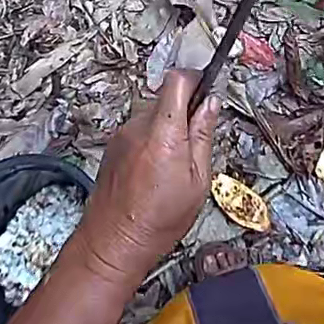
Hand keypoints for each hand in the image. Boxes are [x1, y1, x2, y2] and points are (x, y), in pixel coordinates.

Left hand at [76, 69, 219, 282]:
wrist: (112, 244)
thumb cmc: (157, 220)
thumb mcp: (198, 180)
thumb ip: (204, 135)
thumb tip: (211, 104)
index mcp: (164, 133)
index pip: (178, 80)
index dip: (196, 79)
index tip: (207, 88)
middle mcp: (139, 127)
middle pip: (167, 97)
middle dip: (185, 111)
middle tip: (196, 139)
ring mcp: (123, 135)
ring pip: (154, 114)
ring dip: (169, 128)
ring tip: (174, 163)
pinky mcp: (114, 145)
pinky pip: (140, 129)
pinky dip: (153, 139)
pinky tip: (156, 168)